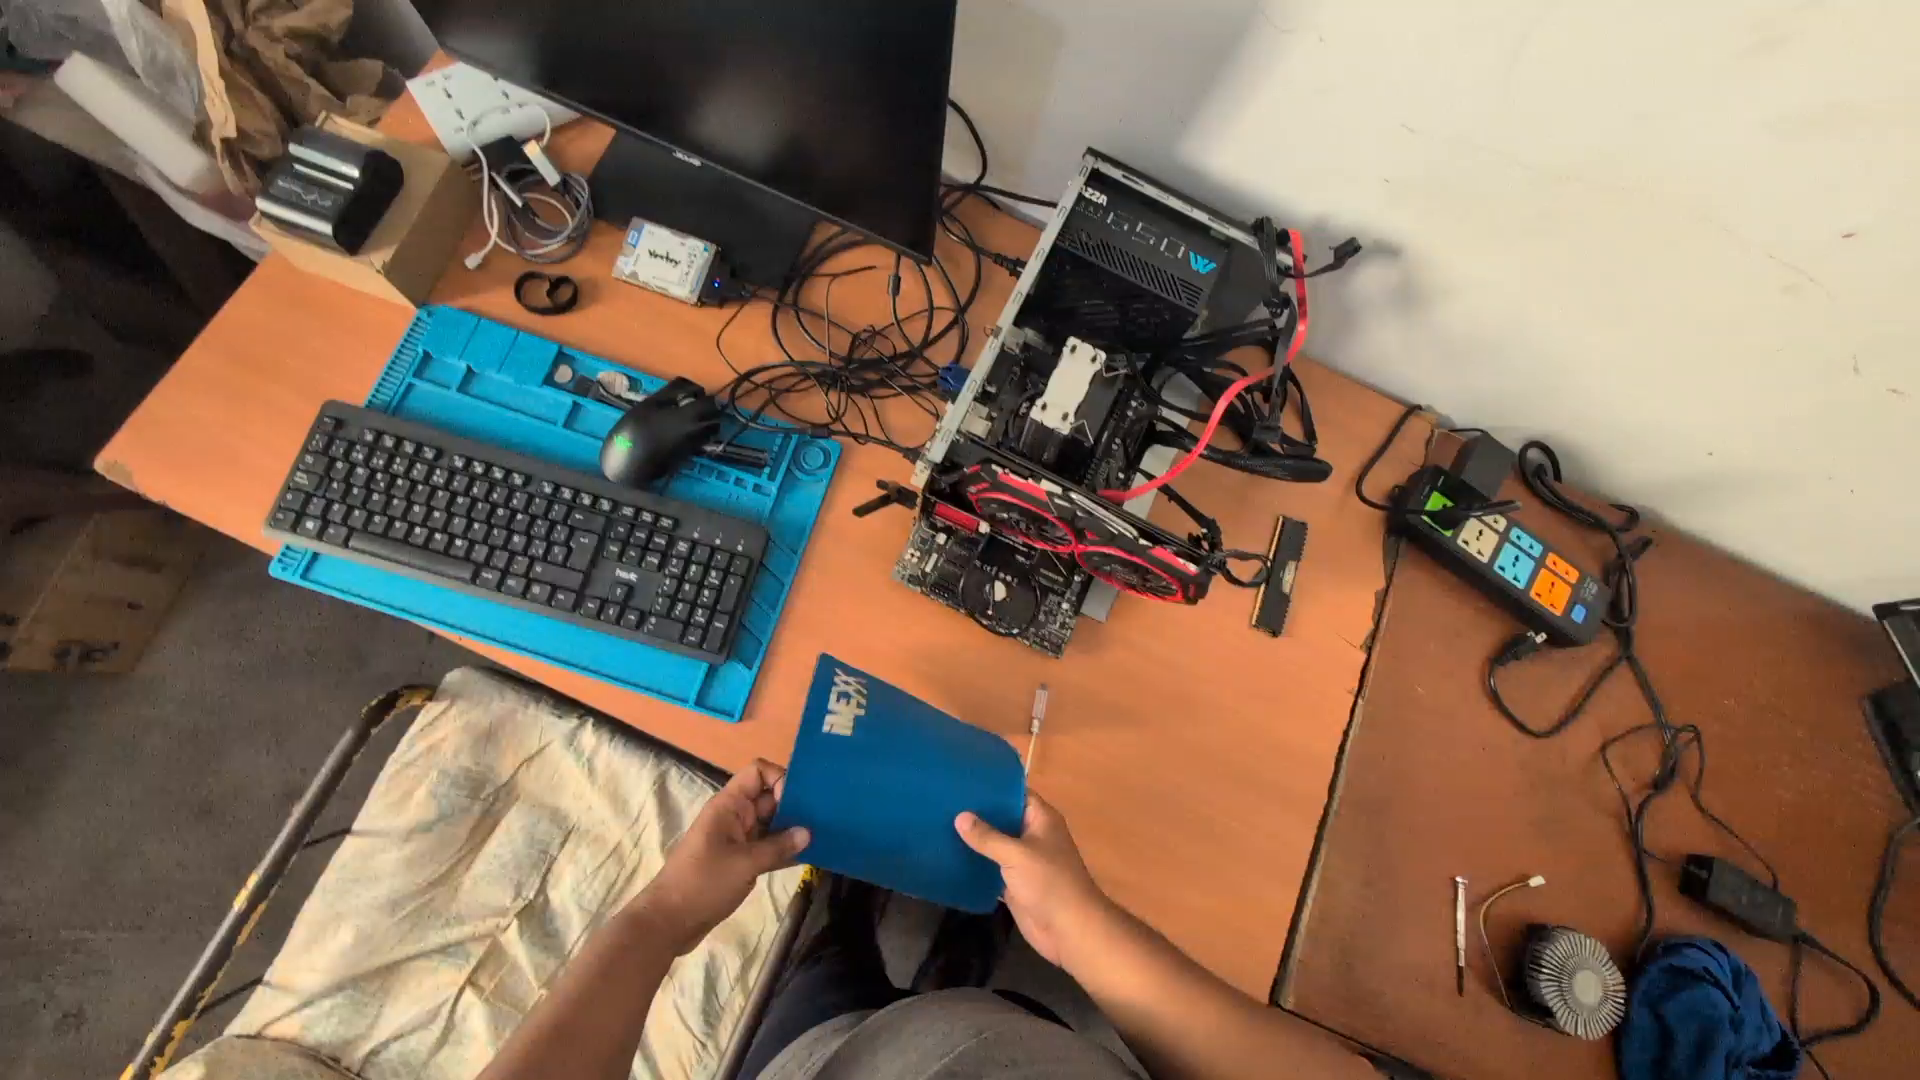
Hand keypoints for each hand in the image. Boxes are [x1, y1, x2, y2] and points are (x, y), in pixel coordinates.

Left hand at [634, 759, 809, 954]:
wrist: (669, 923)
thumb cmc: (703, 883)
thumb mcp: (744, 863)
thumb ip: (778, 847)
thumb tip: (808, 833)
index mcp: (729, 806)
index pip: (757, 773)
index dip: (779, 778)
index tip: (798, 800)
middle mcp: (735, 816)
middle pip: (769, 797)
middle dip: (795, 804)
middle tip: (823, 816)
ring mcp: (738, 839)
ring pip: (772, 823)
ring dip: (793, 829)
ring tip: (823, 834)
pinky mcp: (741, 861)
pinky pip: (769, 846)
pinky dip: (785, 849)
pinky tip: (809, 856)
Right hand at [956, 794, 1113, 968]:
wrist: (1069, 930)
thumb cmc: (1049, 882)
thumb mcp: (1017, 854)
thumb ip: (988, 836)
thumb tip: (960, 817)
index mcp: (1041, 818)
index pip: (1015, 792)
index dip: (992, 786)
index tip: (963, 779)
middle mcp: (1032, 834)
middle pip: (1002, 817)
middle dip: (977, 812)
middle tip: (944, 801)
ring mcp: (1023, 860)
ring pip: (995, 843)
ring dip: (974, 839)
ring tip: (940, 824)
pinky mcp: (1014, 882)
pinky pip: (991, 867)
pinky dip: (975, 863)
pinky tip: (949, 856)